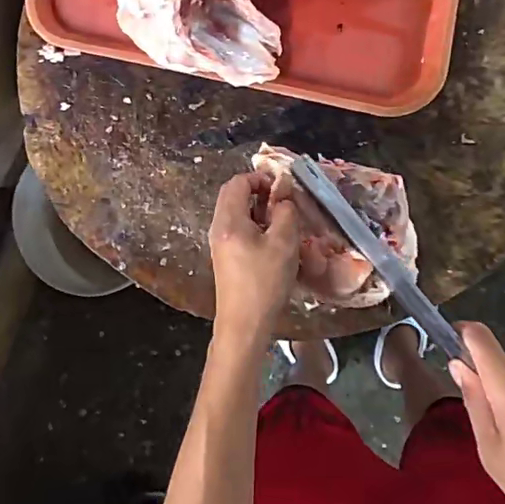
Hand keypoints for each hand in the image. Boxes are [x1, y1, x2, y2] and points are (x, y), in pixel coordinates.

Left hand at [208, 173, 300, 343]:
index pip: (237, 182)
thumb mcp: (283, 243)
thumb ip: (286, 213)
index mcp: (228, 219)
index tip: (282, 188)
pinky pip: (237, 229)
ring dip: (258, 210)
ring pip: (236, 213)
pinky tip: (273, 242)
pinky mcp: (225, 257)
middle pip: (233, 195)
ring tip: (281, 222)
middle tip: (282, 202)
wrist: (244, 324)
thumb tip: (283, 198)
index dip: (260, 178)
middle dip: (258, 192)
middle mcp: (218, 227)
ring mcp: (219, 243)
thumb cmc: (264, 282)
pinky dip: (255, 226)